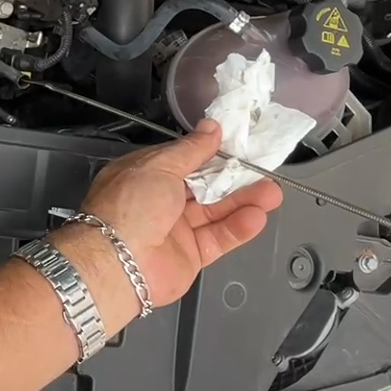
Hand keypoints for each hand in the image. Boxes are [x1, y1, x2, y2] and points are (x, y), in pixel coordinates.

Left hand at [51, 120, 283, 322]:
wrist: (119, 262)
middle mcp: (158, 200)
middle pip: (203, 186)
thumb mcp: (159, 166)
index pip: (182, 159)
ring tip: (271, 192)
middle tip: (261, 170)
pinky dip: (238, 227)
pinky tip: (257, 216)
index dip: (208, 153)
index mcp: (143, 174)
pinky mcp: (189, 254)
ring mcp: (174, 228)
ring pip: (215, 211)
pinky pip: (219, 237)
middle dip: (232, 178)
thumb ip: (190, 149)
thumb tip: (210, 128)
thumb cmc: (129, 207)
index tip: (236, 146)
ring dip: (243, 201)